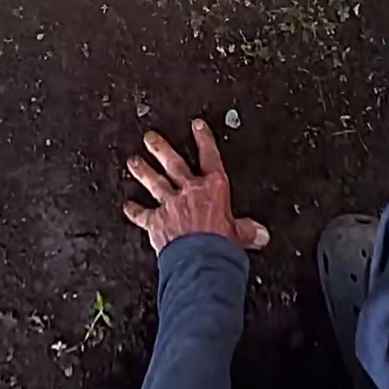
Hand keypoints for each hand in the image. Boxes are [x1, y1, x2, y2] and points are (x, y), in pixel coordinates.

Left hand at [123, 118, 269, 253]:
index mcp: (213, 188)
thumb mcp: (240, 236)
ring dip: (143, 172)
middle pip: (173, 164)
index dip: (204, 139)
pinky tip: (127, 206)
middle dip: (161, 149)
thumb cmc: (221, 247)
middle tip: (150, 138)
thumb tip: (261, 234)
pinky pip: (143, 215)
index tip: (197, 126)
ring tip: (133, 161)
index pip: (209, 157)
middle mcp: (189, 191)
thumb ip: (247, 231)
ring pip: (155, 182)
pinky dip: (135, 211)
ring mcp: (170, 204)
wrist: (200, 263)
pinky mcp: (156, 221)